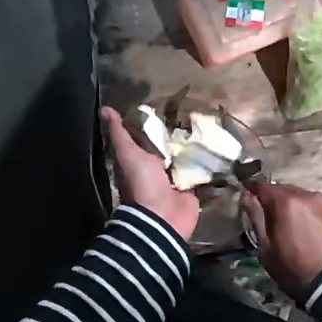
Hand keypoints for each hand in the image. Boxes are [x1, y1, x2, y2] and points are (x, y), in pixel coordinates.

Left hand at [103, 107, 198, 241]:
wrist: (162, 217)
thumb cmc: (141, 184)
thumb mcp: (127, 154)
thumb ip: (118, 133)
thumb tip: (104, 109)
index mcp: (139, 161)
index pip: (146, 138)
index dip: (153, 124)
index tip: (166, 104)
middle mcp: (157, 170)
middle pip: (168, 148)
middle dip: (177, 135)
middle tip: (193, 112)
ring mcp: (175, 180)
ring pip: (185, 159)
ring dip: (193, 148)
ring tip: (209, 126)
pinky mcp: (192, 189)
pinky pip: (201, 173)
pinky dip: (207, 164)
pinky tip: (217, 148)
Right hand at [241, 180, 321, 298]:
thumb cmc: (297, 269)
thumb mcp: (267, 249)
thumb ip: (256, 219)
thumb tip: (247, 197)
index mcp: (285, 202)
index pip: (263, 186)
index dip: (254, 191)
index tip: (251, 199)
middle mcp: (308, 195)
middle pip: (286, 190)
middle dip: (279, 201)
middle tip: (277, 219)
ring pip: (307, 198)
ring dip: (300, 208)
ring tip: (302, 227)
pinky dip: (318, 215)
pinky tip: (321, 232)